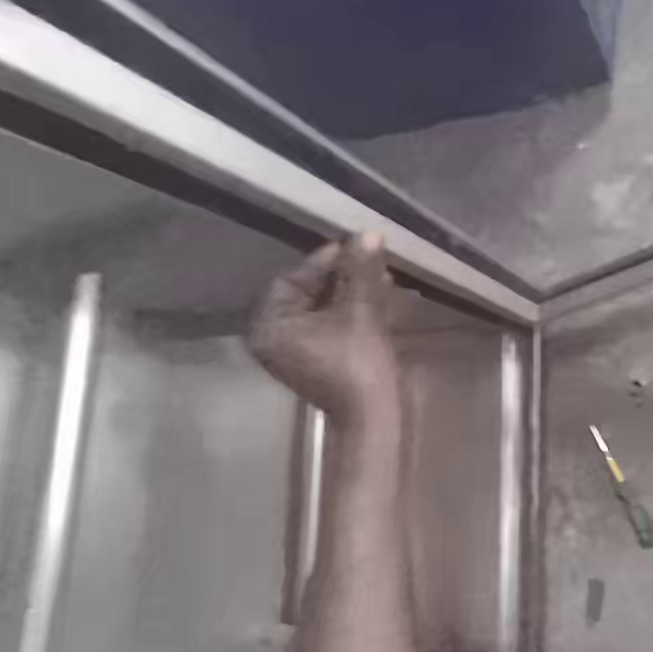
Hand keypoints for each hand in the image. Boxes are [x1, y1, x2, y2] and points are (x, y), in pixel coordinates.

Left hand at [250, 232, 399, 422]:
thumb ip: (361, 271)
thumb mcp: (360, 312)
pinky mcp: (318, 360)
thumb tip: (369, 233)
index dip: (325, 261)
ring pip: (323, 309)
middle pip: (308, 293)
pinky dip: (351, 311)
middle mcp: (275, 338)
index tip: (356, 248)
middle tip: (371, 260)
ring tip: (381, 277)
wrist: (373, 418)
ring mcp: (296, 352)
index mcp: (270, 326)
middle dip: (342, 276)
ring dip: (351, 292)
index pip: (293, 278)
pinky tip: (377, 298)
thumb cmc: (359, 365)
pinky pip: (330, 325)